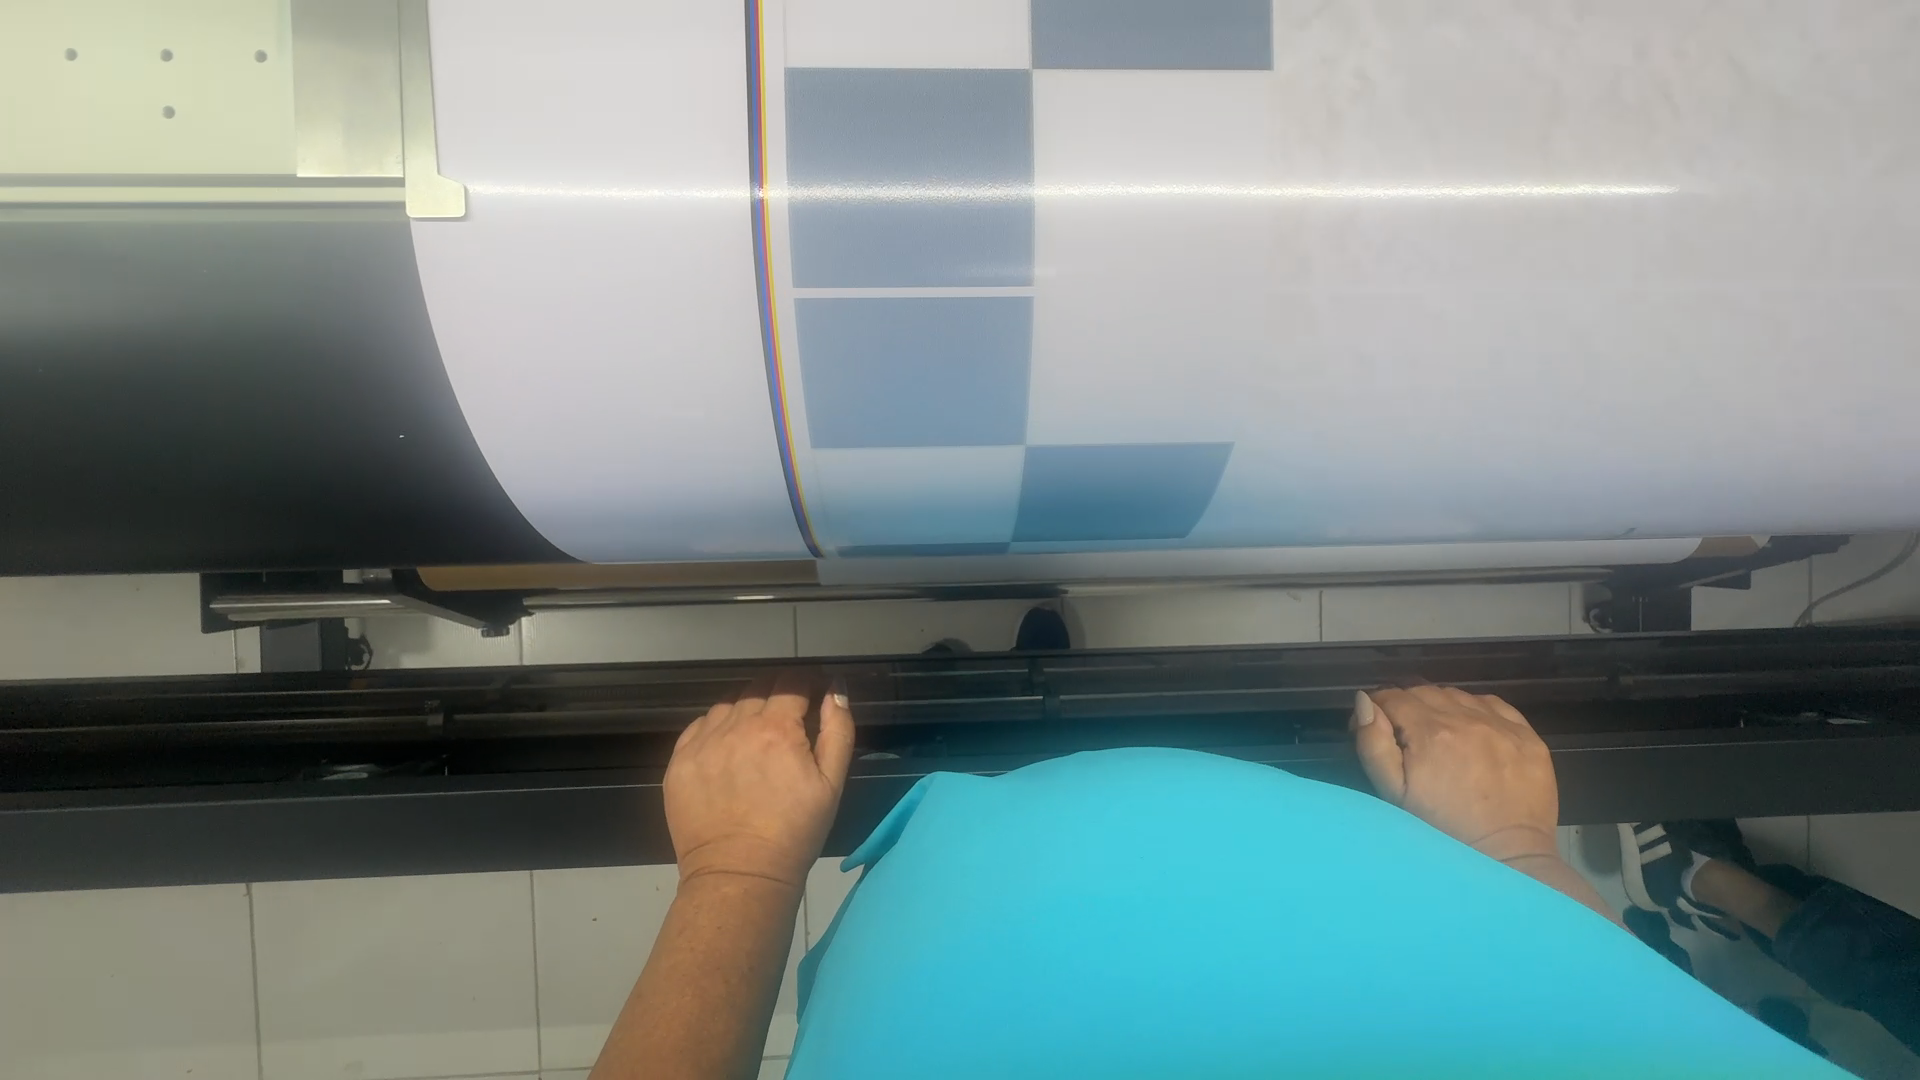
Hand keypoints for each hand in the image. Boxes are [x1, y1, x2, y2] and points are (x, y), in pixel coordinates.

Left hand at [665, 672, 854, 889]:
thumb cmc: (795, 831)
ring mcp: (703, 744)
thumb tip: (834, 687)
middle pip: (758, 688)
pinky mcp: (679, 763)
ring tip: (755, 736)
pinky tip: (727, 748)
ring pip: (728, 706)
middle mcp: (736, 727)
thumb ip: (838, 728)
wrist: (740, 874)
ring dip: (745, 710)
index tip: (812, 692)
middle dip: (777, 693)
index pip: (791, 682)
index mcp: (777, 728)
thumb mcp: (832, 782)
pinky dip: (716, 728)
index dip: (805, 682)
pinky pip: (699, 726)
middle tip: (787, 717)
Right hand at [1351, 685, 1557, 863]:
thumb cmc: (1440, 826)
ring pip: (1456, 695)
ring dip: (1440, 707)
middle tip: (1406, 736)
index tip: (1376, 729)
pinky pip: (1493, 704)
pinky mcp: (1528, 737)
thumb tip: (1364, 701)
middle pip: (1423, 691)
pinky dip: (1475, 709)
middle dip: (1406, 706)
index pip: (1391, 696)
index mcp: (1429, 732)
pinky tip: (1471, 730)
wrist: (1507, 857)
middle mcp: (1465, 720)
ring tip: (1438, 735)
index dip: (1377, 709)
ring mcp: (1501, 726)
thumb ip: (1372, 743)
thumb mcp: (1391, 792)